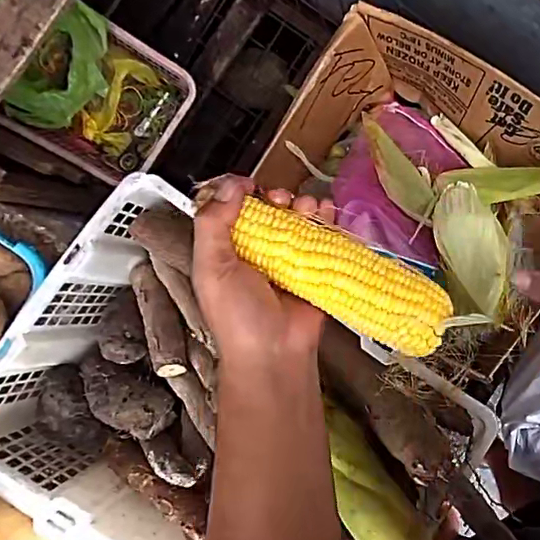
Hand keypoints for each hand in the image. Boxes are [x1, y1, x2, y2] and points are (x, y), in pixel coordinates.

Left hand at [192, 176, 329, 366]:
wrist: (275, 353)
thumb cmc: (237, 318)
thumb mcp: (211, 268)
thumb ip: (212, 224)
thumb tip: (229, 186)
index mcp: (227, 249)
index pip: (233, 208)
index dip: (241, 191)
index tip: (250, 185)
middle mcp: (259, 251)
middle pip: (270, 209)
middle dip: (278, 197)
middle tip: (281, 202)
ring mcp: (289, 259)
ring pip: (299, 220)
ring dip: (304, 205)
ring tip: (307, 208)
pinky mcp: (316, 269)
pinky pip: (324, 239)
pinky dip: (328, 221)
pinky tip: (327, 212)